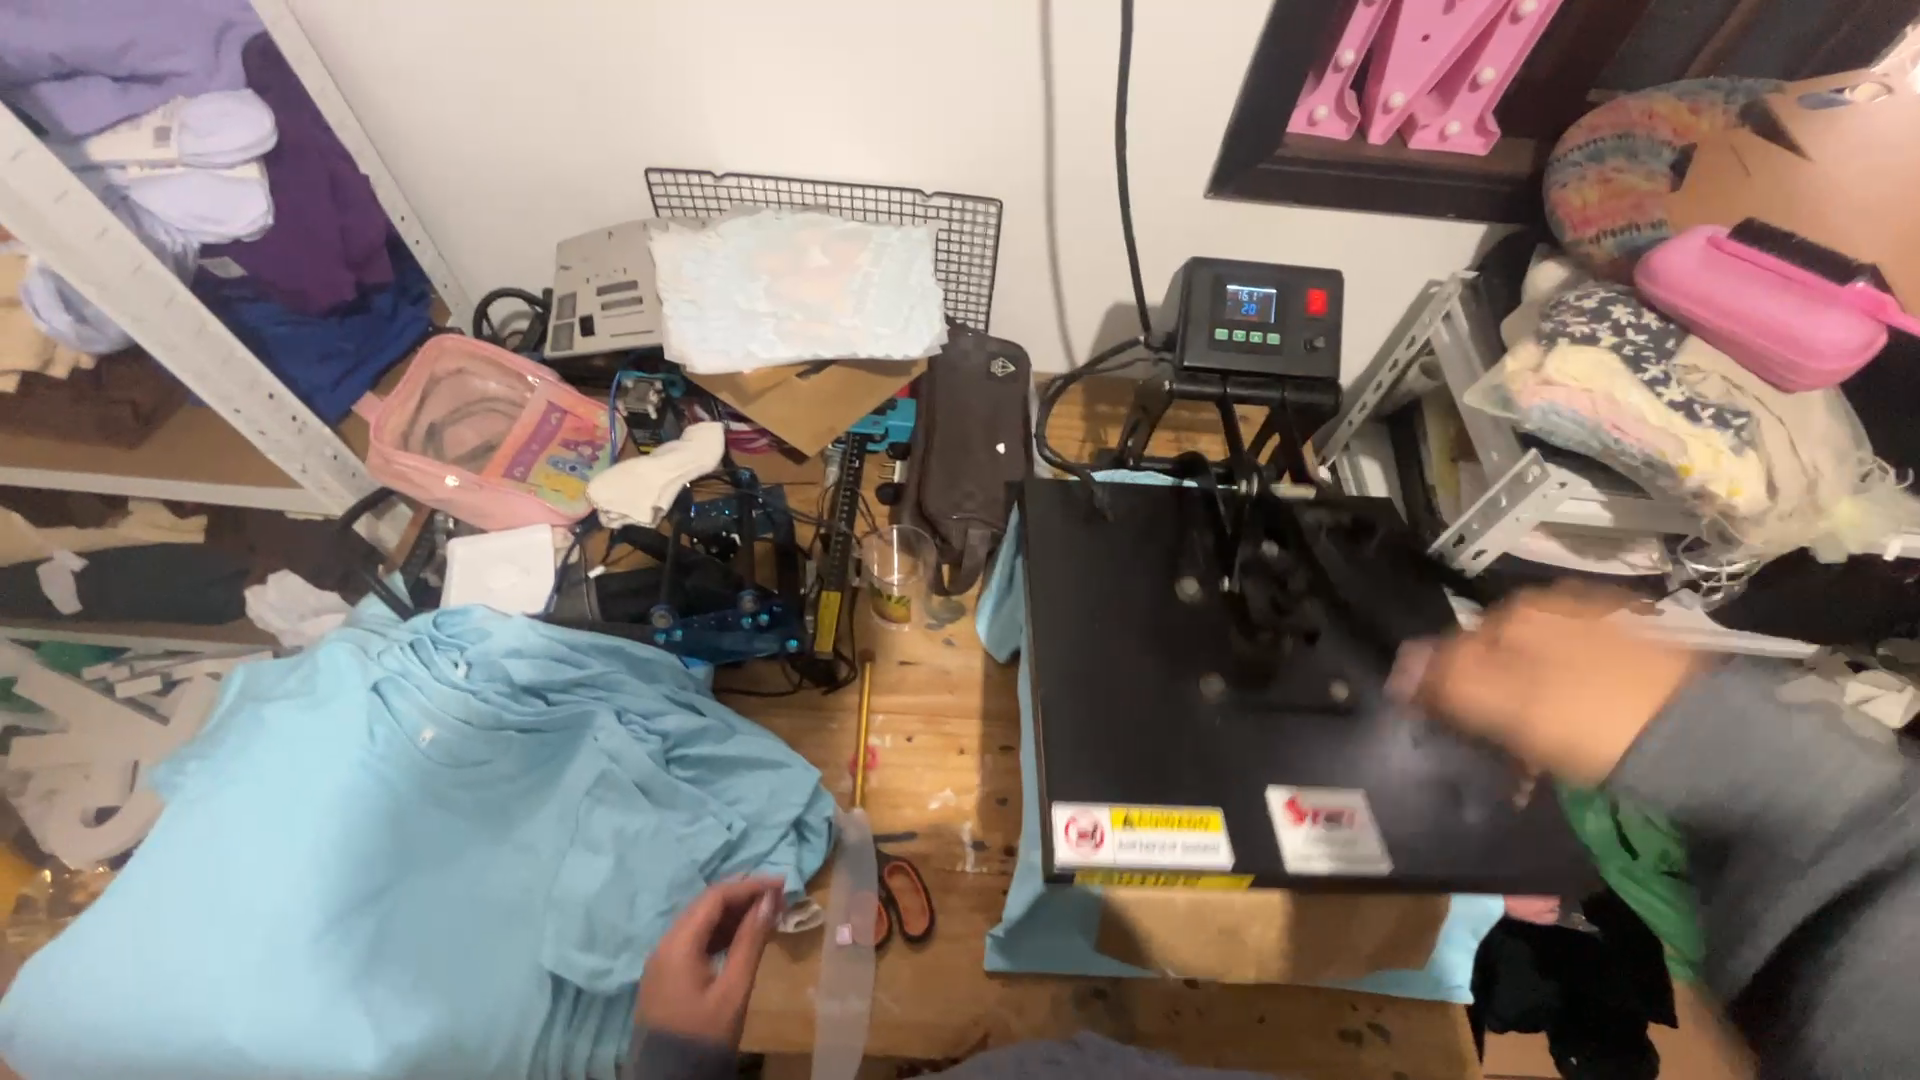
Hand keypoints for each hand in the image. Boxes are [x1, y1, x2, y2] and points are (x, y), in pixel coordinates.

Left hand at [637, 878, 782, 1046]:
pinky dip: (720, 932)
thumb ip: (751, 940)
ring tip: (766, 913)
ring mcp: (662, 960)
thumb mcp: (734, 989)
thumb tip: (770, 900)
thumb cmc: (705, 1034)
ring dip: (733, 913)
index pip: (715, 897)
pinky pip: (695, 939)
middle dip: (743, 896)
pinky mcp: (666, 975)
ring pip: (700, 921)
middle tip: (778, 897)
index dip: (749, 886)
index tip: (781, 885)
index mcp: (678, 944)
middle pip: (706, 905)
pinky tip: (743, 936)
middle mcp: (665, 944)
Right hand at [1402, 584, 1704, 785]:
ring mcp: (1601, 621)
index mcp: (1514, 614)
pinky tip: (1583, 727)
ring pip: (1537, 662)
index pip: (1451, 649)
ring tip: (1544, 748)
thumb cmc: (1593, 724)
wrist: (1712, 742)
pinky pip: (1580, 668)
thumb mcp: (1505, 706)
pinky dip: (1569, 695)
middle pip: (1496, 653)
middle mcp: (1554, 604)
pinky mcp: (1643, 645)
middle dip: (1490, 694)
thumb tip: (1397, 665)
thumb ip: (1446, 680)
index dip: (1446, 693)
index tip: (1460, 734)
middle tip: (1504, 746)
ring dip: (1528, 700)